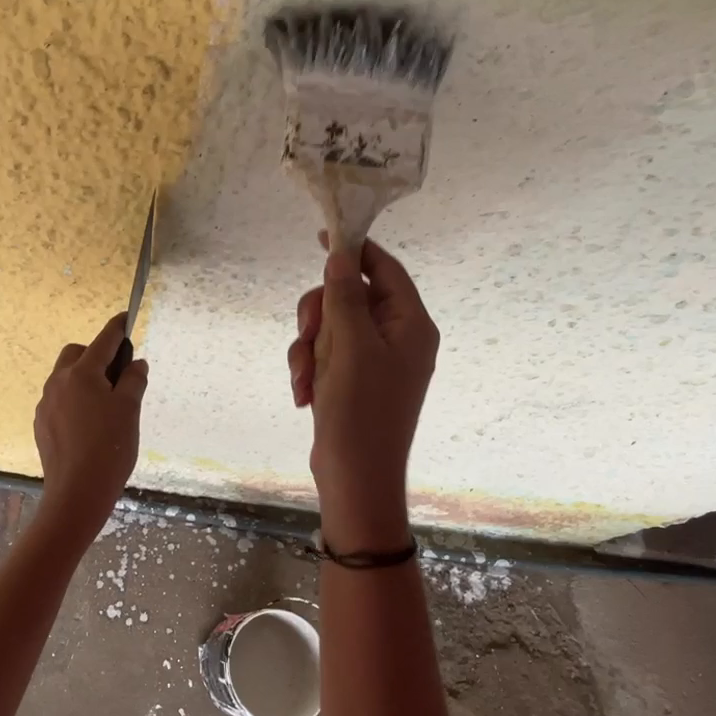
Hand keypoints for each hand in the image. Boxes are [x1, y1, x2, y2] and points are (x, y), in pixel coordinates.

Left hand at [32, 312, 149, 545]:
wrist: (77, 492)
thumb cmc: (110, 448)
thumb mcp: (130, 410)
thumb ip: (134, 380)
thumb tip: (136, 364)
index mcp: (82, 373)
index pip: (103, 340)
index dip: (118, 327)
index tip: (126, 318)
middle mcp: (58, 382)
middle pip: (76, 353)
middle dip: (96, 355)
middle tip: (118, 376)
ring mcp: (46, 403)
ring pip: (65, 377)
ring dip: (84, 378)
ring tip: (107, 403)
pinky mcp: (42, 423)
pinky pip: (59, 399)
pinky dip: (75, 399)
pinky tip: (90, 424)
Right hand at [287, 238, 438, 551]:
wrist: (355, 479)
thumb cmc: (361, 411)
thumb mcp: (350, 346)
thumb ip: (344, 295)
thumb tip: (341, 254)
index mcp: (411, 324)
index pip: (384, 269)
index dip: (354, 251)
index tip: (319, 236)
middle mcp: (397, 337)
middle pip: (350, 296)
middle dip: (321, 314)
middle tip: (308, 335)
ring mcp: (374, 360)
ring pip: (330, 325)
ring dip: (309, 347)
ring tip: (304, 378)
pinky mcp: (353, 380)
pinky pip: (325, 354)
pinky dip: (310, 367)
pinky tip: (304, 394)